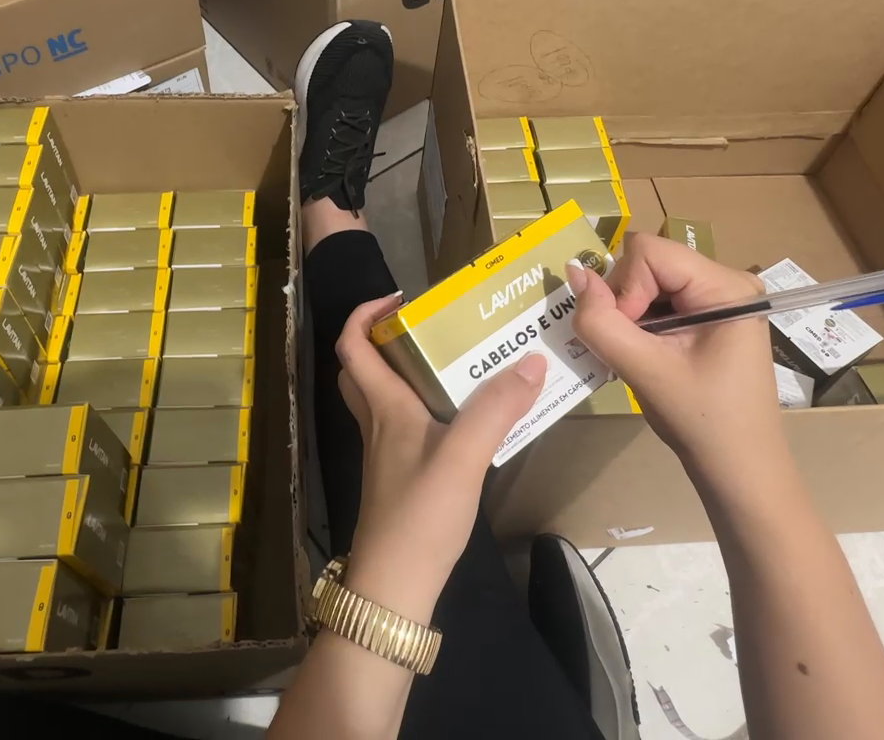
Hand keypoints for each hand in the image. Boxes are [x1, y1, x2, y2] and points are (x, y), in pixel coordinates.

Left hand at [332, 294, 545, 622]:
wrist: (395, 586)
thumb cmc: (419, 514)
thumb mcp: (464, 456)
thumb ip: (496, 408)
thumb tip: (531, 360)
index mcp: (384, 406)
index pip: (352, 345)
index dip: (363, 313)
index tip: (398, 297)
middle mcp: (378, 422)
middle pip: (363, 368)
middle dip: (385, 339)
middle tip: (428, 328)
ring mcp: (387, 451)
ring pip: (384, 397)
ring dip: (407, 372)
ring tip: (454, 363)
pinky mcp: (400, 476)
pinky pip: (406, 426)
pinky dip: (426, 409)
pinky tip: (463, 418)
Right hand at [565, 233, 780, 472]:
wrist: (739, 470)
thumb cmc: (702, 422)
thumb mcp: (644, 370)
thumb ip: (602, 321)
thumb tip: (573, 272)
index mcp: (726, 286)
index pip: (648, 252)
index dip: (623, 287)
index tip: (628, 336)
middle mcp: (725, 282)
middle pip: (647, 262)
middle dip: (623, 300)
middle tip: (627, 346)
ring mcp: (716, 299)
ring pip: (646, 280)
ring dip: (627, 314)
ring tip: (634, 353)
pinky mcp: (705, 317)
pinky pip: (655, 299)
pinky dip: (636, 322)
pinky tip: (641, 352)